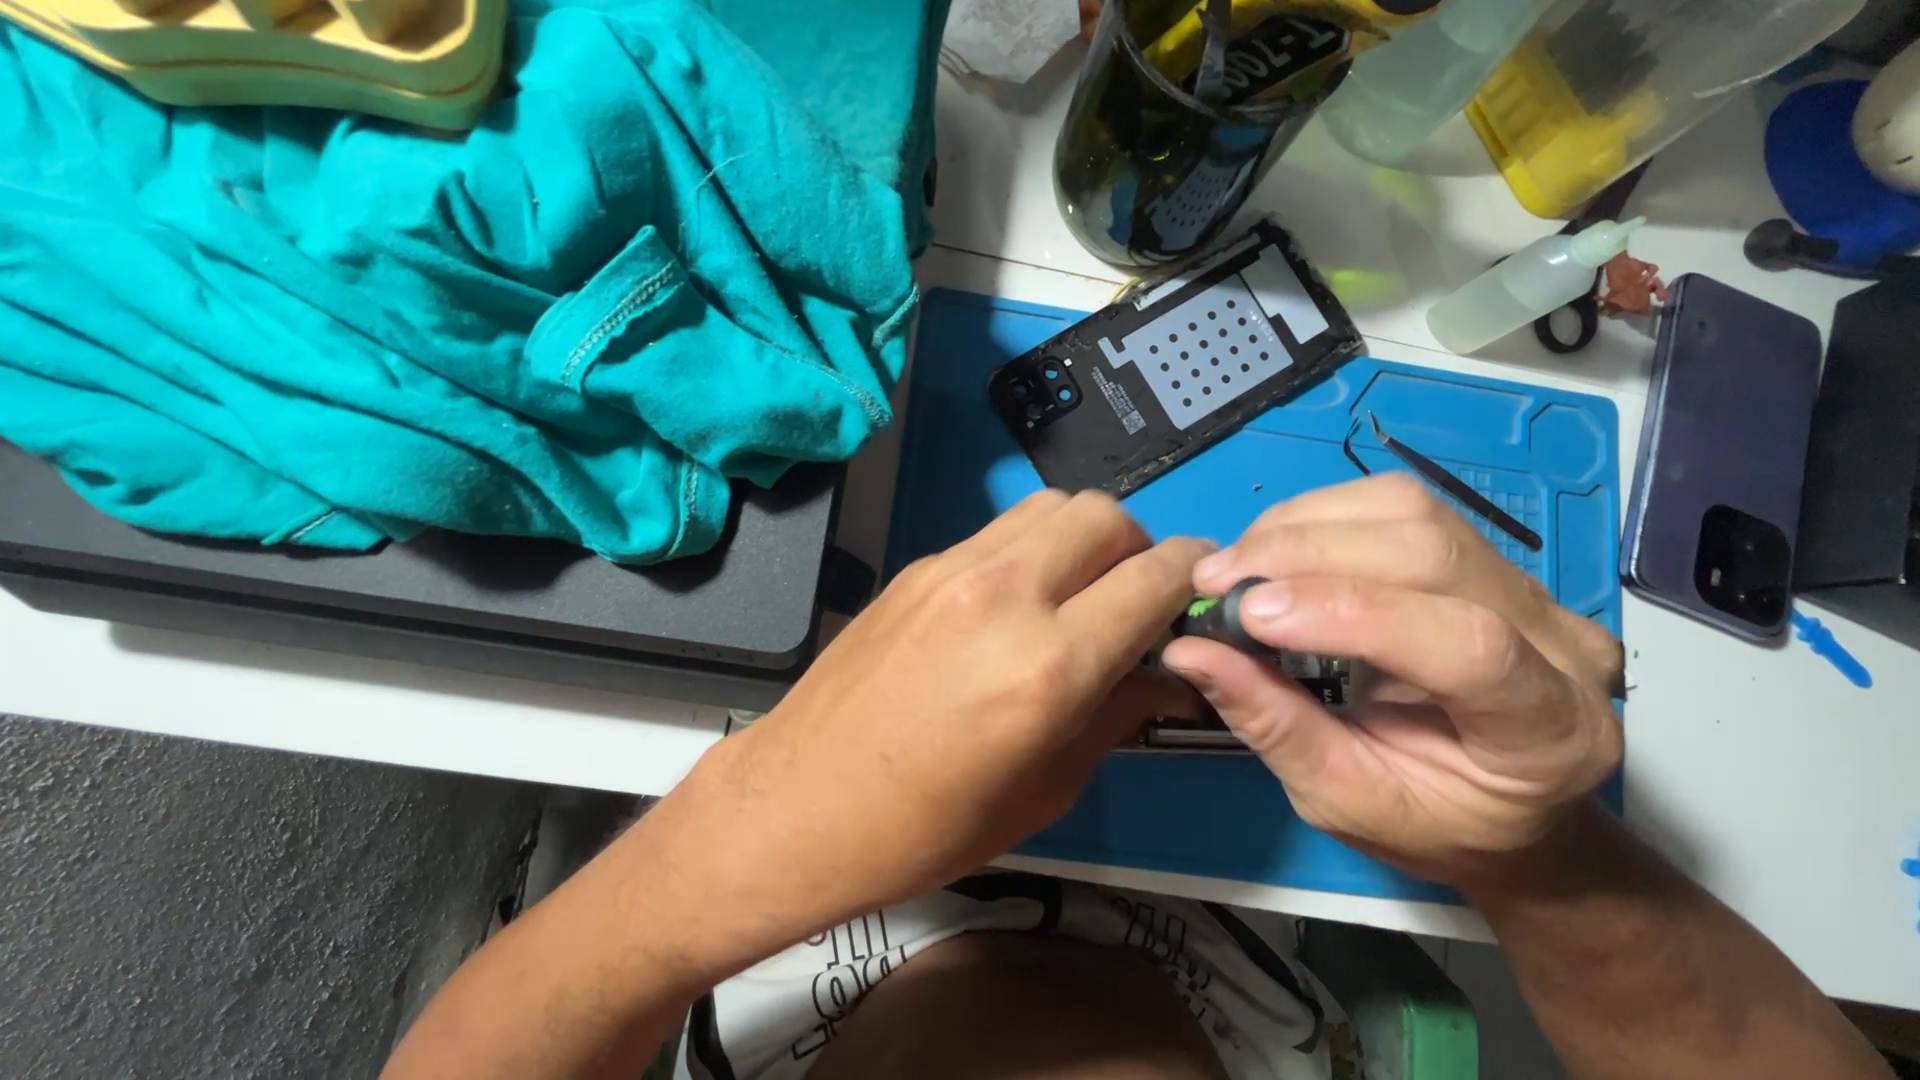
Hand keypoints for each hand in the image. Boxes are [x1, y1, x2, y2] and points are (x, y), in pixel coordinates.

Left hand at [643, 490, 1209, 978]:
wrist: (800, 805)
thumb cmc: (926, 828)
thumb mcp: (1045, 788)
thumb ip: (1116, 715)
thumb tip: (1165, 675)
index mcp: (1048, 665)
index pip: (1155, 577)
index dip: (1196, 579)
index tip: (1205, 597)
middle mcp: (1005, 594)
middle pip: (1105, 515)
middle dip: (1139, 549)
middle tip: (1135, 603)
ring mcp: (953, 569)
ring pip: (1051, 506)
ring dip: (1085, 539)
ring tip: (1078, 595)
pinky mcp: (917, 566)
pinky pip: (1000, 532)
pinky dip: (1031, 550)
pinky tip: (1016, 605)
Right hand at [1159, 474, 1623, 883]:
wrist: (1506, 806)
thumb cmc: (1429, 821)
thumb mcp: (1341, 799)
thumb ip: (1273, 725)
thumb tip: (1189, 652)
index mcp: (1546, 732)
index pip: (1468, 645)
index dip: (1350, 614)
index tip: (1246, 615)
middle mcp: (1559, 640)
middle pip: (1431, 552)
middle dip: (1304, 555)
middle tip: (1213, 583)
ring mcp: (1530, 586)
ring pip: (1410, 511)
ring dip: (1301, 527)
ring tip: (1234, 567)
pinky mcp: (1487, 554)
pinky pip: (1396, 505)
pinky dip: (1315, 518)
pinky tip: (1273, 553)